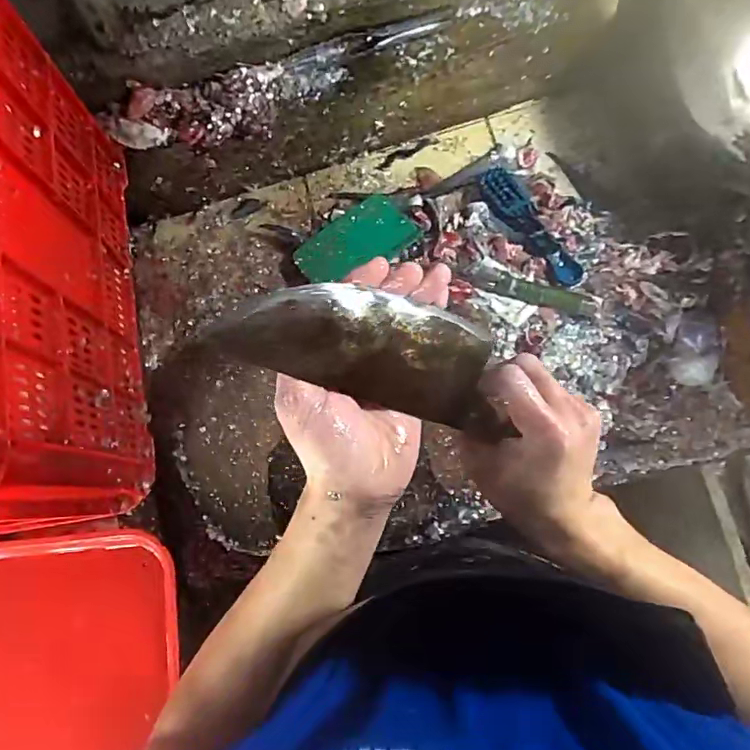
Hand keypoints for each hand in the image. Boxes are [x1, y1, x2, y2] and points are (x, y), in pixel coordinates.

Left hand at [275, 257, 451, 514]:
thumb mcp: (298, 400)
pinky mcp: (413, 388)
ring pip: (405, 325)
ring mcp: (387, 373)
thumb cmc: (326, 444)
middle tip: (414, 268)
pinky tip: (451, 307)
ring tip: (439, 274)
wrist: (361, 485)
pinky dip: (439, 327)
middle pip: (378, 311)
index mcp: (326, 357)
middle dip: (396, 286)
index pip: (343, 309)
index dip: (360, 284)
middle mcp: (356, 359)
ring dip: (421, 298)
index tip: (378, 264)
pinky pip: (427, 351)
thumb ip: (298, 361)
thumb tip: (306, 314)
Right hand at [462, 354, 607, 546]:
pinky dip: (539, 397)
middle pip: (529, 363)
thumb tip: (461, 405)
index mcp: (544, 426)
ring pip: (542, 373)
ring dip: (523, 386)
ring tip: (514, 415)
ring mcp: (584, 408)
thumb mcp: (483, 468)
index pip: (510, 374)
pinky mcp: (590, 410)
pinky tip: (534, 422)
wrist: (568, 514)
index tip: (478, 398)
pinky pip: (556, 387)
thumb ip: (469, 431)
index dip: (487, 381)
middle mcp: (569, 410)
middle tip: (492, 398)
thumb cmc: (522, 497)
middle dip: (505, 375)